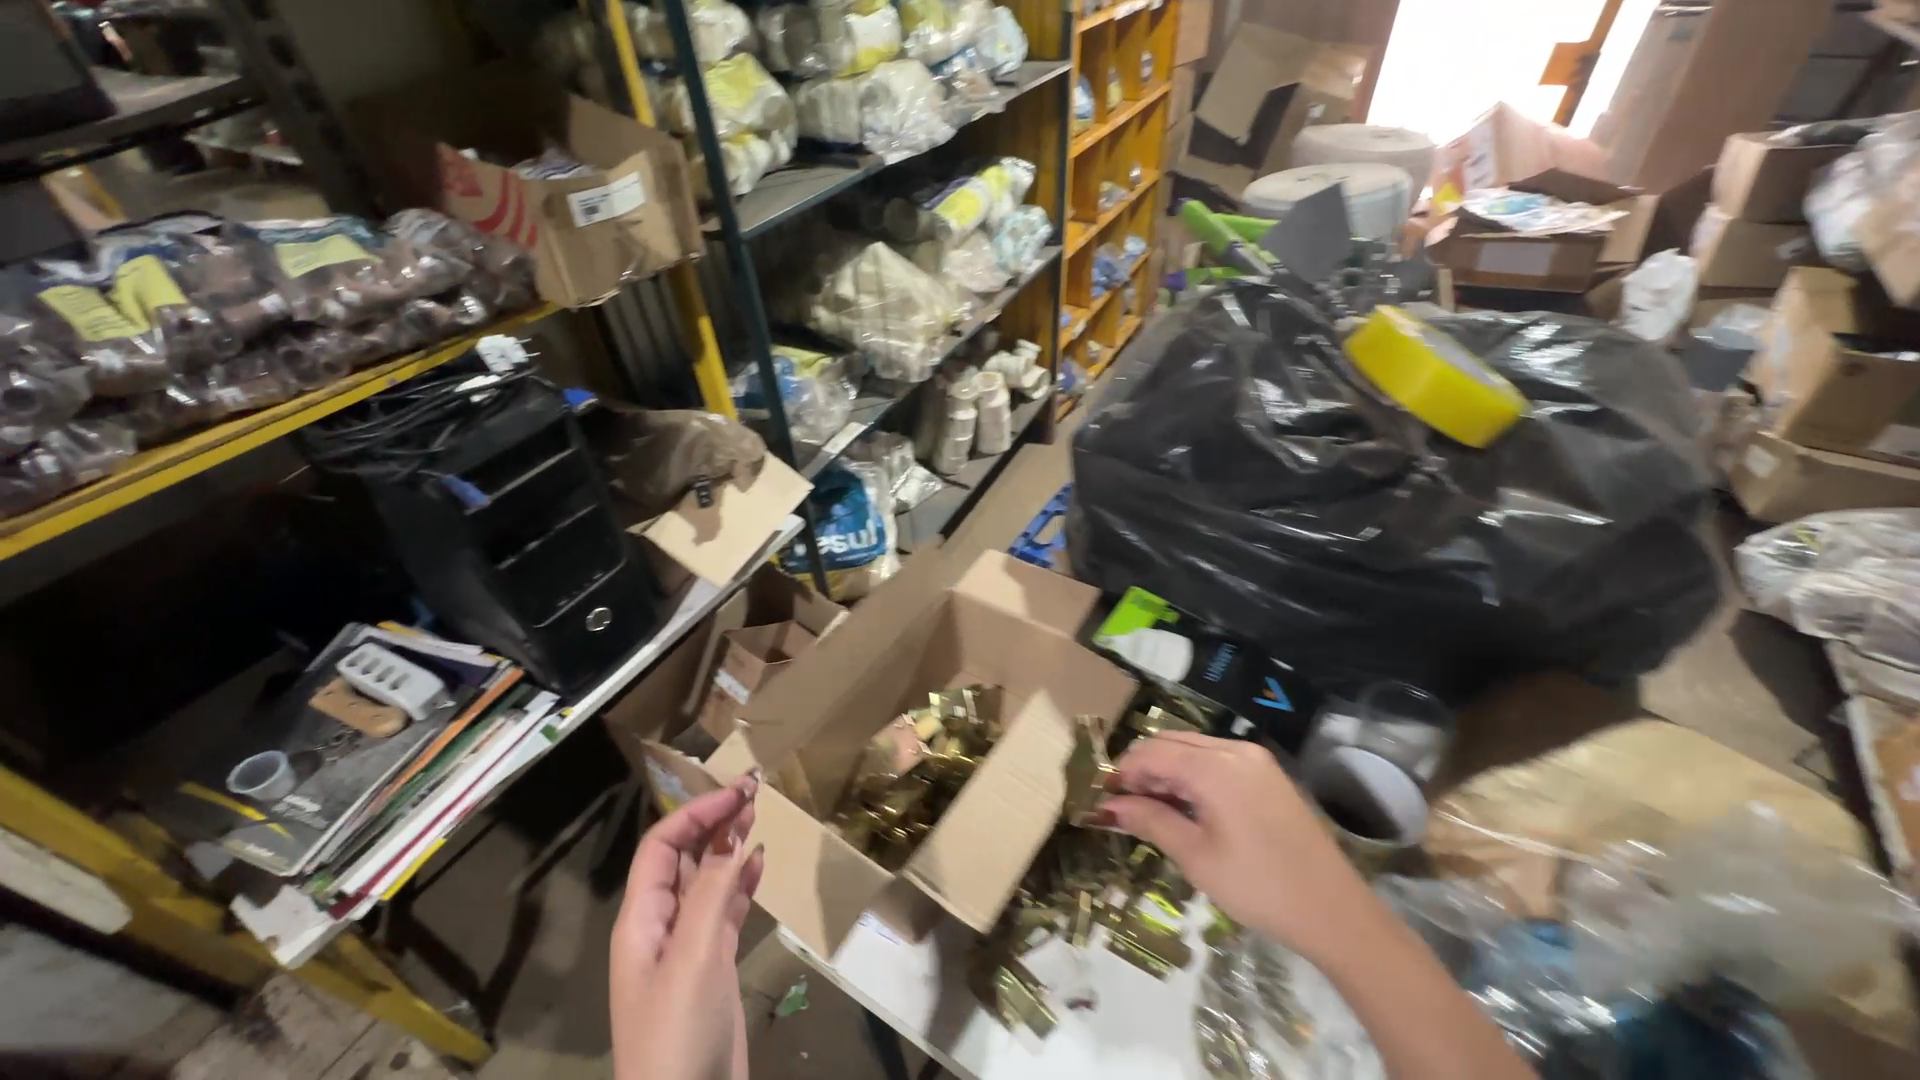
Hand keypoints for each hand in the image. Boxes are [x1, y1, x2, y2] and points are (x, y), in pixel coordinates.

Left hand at [610, 771, 765, 1079]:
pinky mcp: (712, 966)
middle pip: (683, 859)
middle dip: (713, 822)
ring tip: (758, 815)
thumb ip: (711, 895)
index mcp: (641, 920)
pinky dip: (741, 883)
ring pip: (707, 881)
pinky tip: (759, 863)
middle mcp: (660, 926)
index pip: (662, 848)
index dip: (696, 814)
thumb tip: (728, 835)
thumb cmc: (679, 1033)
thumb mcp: (694, 958)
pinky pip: (725, 910)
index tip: (737, 792)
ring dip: (728, 846)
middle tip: (753, 791)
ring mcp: (687, 948)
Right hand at [1096, 732, 1370, 961]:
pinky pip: (1216, 760)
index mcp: (1214, 767)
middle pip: (1170, 742)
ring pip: (1193, 748)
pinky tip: (1185, 806)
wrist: (1334, 911)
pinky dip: (1192, 774)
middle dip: (1142, 767)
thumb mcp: (1196, 857)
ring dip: (1166, 770)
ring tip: (1150, 809)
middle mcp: (1234, 750)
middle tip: (1122, 804)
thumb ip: (1150, 821)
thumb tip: (1109, 806)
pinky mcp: (1267, 775)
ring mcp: (1255, 760)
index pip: (1151, 753)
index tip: (1101, 798)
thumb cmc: (1258, 886)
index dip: (1121, 772)